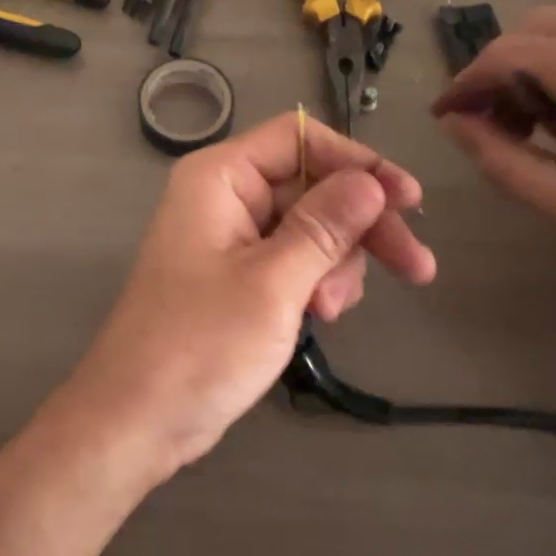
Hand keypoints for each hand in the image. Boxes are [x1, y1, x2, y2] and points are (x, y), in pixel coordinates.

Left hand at [53, 113, 431, 477]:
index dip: (357, 162)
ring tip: (328, 310)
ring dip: (338, 262)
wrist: (139, 416)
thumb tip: (370, 181)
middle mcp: (225, 195)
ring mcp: (231, 236)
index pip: (300, 138)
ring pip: (311, 225)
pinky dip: (317, 281)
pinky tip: (319, 316)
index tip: (408, 200)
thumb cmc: (199, 345)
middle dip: (361, 225)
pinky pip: (295, 258)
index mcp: (220, 177)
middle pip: (313, 184)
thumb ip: (324, 227)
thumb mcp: (273, 284)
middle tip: (416, 267)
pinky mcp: (239, 274)